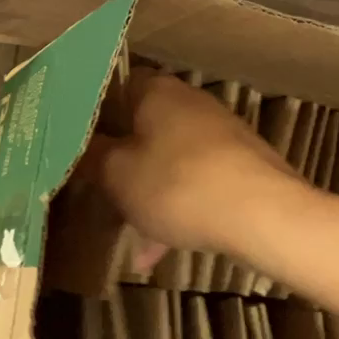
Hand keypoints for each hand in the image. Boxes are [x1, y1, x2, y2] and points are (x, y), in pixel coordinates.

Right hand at [77, 67, 304, 262]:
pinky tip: (157, 253)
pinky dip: (175, 209)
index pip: (113, 86)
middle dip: (119, 159)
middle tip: (96, 187)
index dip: (90, 112)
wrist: (265, 215)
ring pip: (167, 158)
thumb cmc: (178, 185)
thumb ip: (90, 156)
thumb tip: (73, 143)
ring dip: (146, 190)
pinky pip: (195, 182)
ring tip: (125, 231)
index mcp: (155, 91)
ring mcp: (218, 133)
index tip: (73, 140)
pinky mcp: (240, 165)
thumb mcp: (117, 175)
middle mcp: (188, 101)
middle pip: (141, 125)